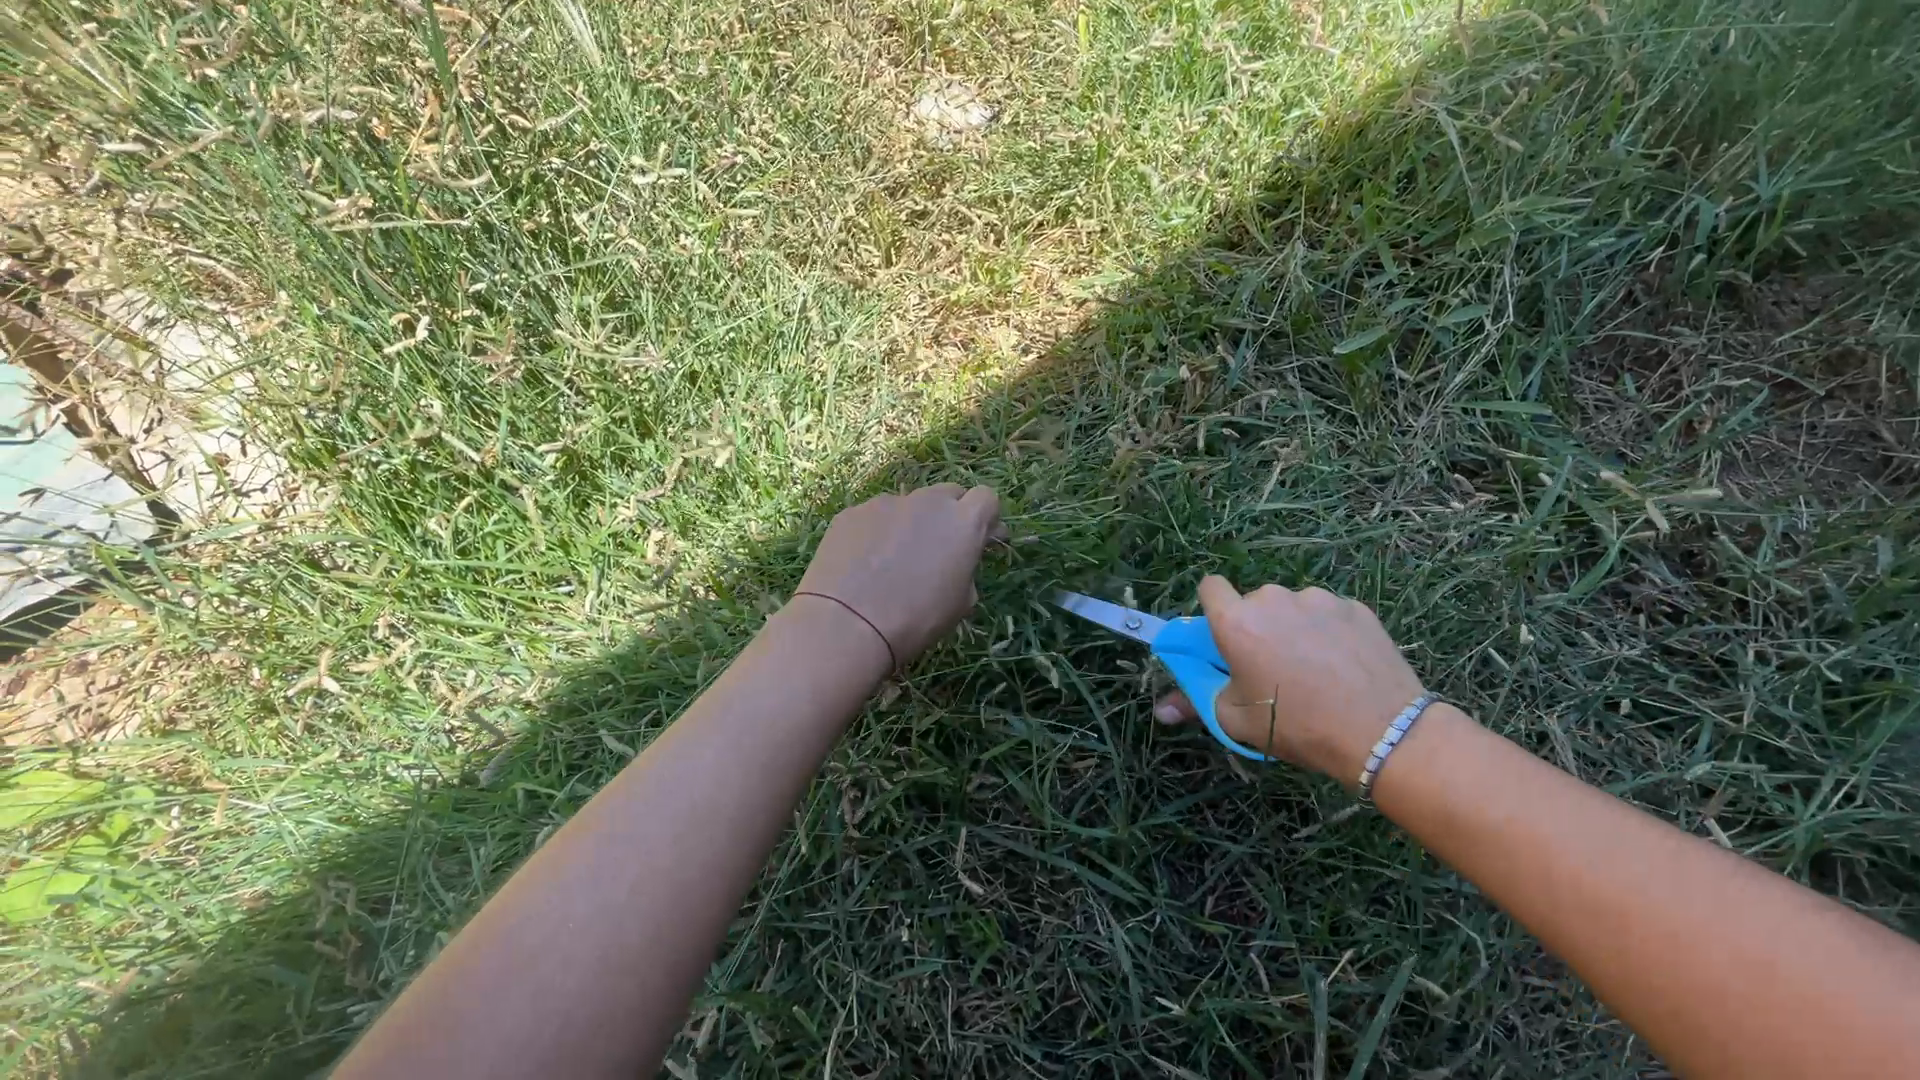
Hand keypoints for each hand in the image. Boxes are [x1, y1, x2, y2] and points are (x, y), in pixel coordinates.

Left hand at [793, 484, 1004, 664]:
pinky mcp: (853, 512)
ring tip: (895, 560)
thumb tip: (959, 559)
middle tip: (941, 548)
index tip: (981, 539)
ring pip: (909, 505)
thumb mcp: (961, 602)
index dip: (986, 518)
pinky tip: (865, 563)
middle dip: (951, 515)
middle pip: (949, 494)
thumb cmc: (916, 618)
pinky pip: (875, 516)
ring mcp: (887, 502)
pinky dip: (878, 532)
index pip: (987, 498)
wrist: (848, 622)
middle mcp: (928, 502)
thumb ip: (967, 569)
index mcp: (963, 522)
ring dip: (912, 524)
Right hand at [1154, 576, 1427, 783]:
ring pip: (1293, 608)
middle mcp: (1273, 599)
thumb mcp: (1236, 720)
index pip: (1210, 587)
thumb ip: (1195, 703)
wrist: (1381, 732)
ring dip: (1294, 628)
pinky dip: (1329, 632)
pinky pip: (1329, 614)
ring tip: (1313, 669)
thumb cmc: (1296, 725)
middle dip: (1257, 626)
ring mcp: (1319, 599)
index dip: (1214, 609)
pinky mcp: (1355, 607)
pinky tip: (1343, 665)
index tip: (1225, 637)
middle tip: (1270, 666)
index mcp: (1236, 621)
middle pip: (1254, 602)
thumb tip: (1161, 711)